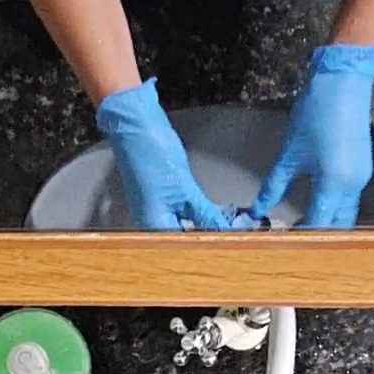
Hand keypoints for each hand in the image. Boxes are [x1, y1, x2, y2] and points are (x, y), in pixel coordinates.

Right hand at [96, 80, 233, 230]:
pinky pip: (182, 213)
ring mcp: (155, 211)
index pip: (186, 246)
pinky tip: (214, 212)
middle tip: (236, 231)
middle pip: (184, 238)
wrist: (137, 128)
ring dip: (205, 223)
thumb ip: (204, 213)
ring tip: (229, 221)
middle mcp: (151, 223)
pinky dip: (197, 213)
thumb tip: (222, 230)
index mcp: (153, 226)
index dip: (209, 245)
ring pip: (184, 226)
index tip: (233, 241)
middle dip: (209, 235)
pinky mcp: (161, 199)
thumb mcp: (185, 189)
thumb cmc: (152, 156)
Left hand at [251, 45, 373, 228]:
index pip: (318, 225)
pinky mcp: (361, 169)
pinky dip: (331, 209)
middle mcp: (352, 185)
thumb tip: (258, 209)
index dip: (301, 239)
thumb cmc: (317, 113)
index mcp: (334, 184)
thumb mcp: (288, 155)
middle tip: (292, 242)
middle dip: (316, 237)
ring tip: (299, 227)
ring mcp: (360, 177)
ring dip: (325, 224)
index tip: (283, 247)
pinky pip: (347, 200)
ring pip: (344, 214)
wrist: (344, 80)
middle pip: (336, 226)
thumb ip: (273, 187)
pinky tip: (313, 208)